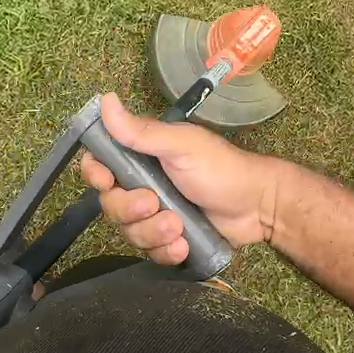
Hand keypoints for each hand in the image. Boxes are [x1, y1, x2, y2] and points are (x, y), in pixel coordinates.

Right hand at [78, 92, 284, 264]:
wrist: (258, 206)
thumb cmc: (220, 168)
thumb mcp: (182, 146)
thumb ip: (142, 131)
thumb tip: (105, 99)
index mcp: (143, 156)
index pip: (100, 164)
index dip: (95, 174)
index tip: (105, 180)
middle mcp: (143, 184)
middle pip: (111, 204)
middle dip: (131, 209)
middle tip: (154, 204)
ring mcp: (155, 214)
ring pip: (130, 232)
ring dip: (152, 233)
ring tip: (179, 228)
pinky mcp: (169, 240)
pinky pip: (150, 253)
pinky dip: (165, 252)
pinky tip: (184, 245)